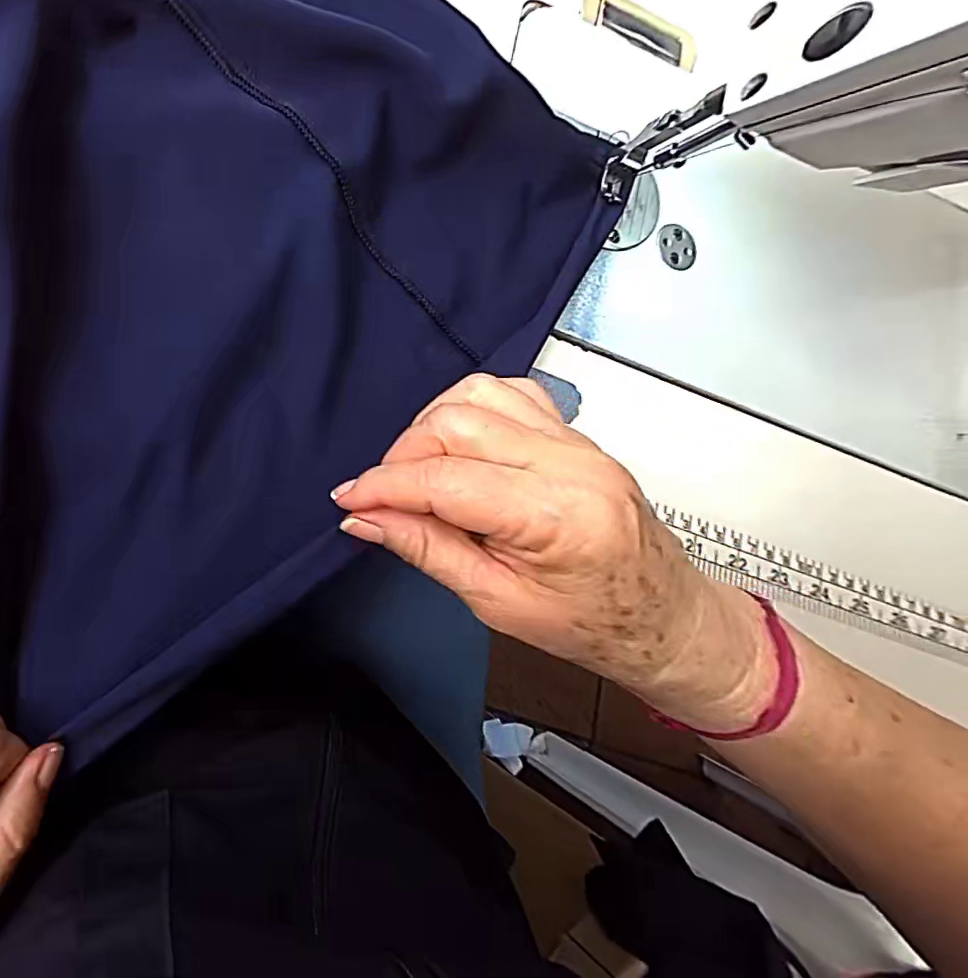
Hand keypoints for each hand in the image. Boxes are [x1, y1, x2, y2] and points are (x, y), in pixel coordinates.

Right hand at [331, 374, 775, 731]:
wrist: (667, 620)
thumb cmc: (591, 621)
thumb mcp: (492, 599)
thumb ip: (422, 548)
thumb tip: (363, 519)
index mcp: (558, 517)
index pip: (442, 479)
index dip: (380, 487)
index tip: (347, 500)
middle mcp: (572, 465)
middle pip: (453, 423)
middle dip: (399, 458)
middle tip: (382, 496)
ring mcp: (577, 443)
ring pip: (475, 395)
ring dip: (428, 429)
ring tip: (417, 470)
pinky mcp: (573, 434)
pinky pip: (506, 393)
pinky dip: (465, 411)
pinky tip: (454, 446)